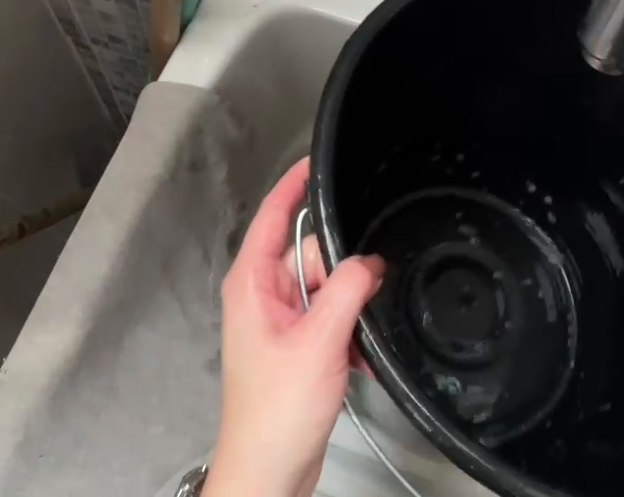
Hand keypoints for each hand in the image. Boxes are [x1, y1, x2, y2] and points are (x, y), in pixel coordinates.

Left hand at [205, 158, 384, 496]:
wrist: (269, 473)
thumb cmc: (278, 409)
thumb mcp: (319, 341)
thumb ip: (347, 289)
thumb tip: (371, 260)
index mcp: (253, 281)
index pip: (274, 215)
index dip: (294, 183)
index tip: (319, 158)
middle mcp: (264, 293)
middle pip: (313, 253)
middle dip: (344, 271)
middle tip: (364, 297)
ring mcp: (282, 319)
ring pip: (329, 286)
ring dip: (351, 308)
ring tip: (358, 340)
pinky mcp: (299, 344)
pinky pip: (332, 316)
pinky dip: (349, 331)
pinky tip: (360, 357)